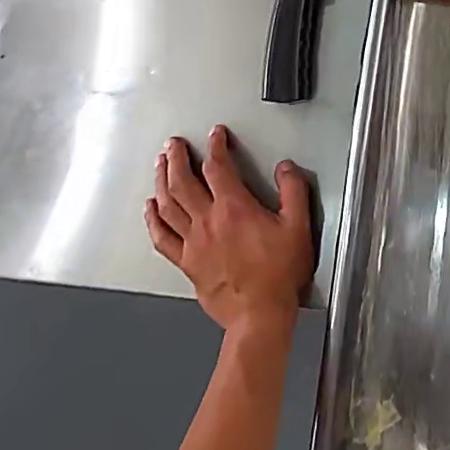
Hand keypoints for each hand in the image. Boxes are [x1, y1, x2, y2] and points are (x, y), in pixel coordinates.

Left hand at [145, 125, 312, 337]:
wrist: (259, 314)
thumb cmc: (279, 274)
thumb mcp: (299, 226)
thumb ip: (294, 191)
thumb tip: (286, 169)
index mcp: (235, 209)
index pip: (219, 167)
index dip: (216, 146)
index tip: (217, 135)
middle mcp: (208, 222)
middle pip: (183, 181)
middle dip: (177, 157)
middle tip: (175, 144)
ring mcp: (193, 243)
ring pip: (168, 204)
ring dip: (162, 180)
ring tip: (160, 165)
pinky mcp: (187, 262)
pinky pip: (162, 237)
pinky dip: (153, 219)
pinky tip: (151, 209)